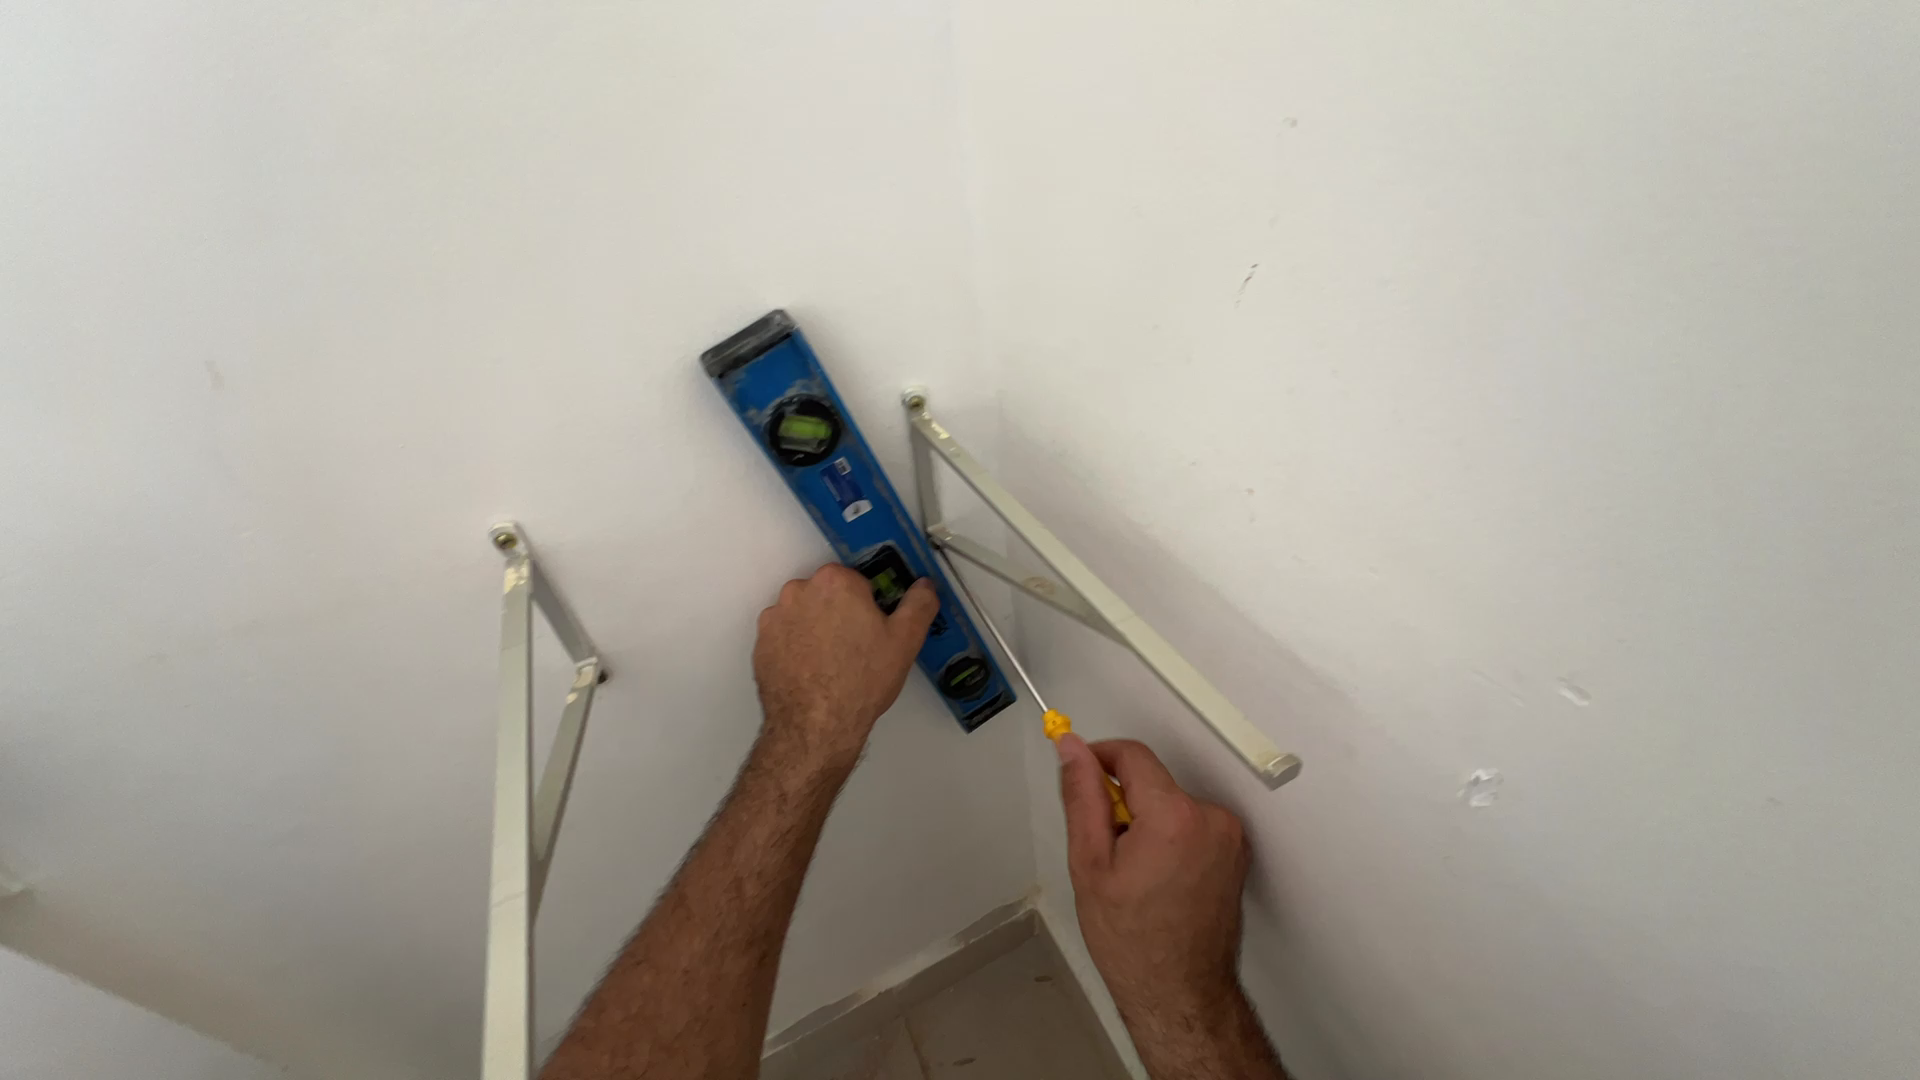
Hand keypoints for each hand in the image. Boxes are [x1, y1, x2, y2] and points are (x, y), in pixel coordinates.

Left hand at [752, 563, 939, 770]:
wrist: (816, 726)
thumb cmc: (859, 682)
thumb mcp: (905, 641)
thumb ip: (919, 604)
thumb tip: (924, 586)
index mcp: (836, 582)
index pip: (857, 580)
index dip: (868, 605)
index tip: (872, 627)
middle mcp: (800, 591)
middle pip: (828, 593)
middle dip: (841, 613)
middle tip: (856, 647)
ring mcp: (776, 617)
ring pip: (805, 613)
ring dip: (817, 628)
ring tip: (833, 663)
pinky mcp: (762, 643)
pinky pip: (784, 635)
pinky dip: (796, 646)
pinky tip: (813, 670)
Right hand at [1058, 736, 1248, 1022]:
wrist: (1180, 995)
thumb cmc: (1131, 940)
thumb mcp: (1089, 862)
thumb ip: (1081, 795)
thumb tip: (1072, 747)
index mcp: (1174, 817)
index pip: (1132, 755)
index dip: (1099, 758)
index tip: (1080, 775)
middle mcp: (1211, 818)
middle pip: (1151, 780)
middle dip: (1122, 802)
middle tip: (1105, 847)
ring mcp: (1229, 836)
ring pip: (1169, 800)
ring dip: (1146, 819)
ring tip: (1133, 868)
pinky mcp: (1234, 851)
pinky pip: (1190, 821)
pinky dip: (1168, 834)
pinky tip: (1156, 875)